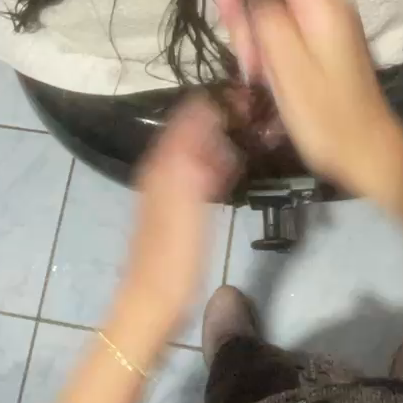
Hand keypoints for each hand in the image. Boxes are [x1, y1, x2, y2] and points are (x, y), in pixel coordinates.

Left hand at [114, 97, 240, 346]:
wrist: (151, 304)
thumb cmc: (174, 258)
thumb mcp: (188, 203)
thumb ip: (193, 157)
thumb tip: (205, 112)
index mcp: (163, 165)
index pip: (188, 116)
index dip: (214, 103)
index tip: (245, 97)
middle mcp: (160, 170)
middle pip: (189, 131)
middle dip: (218, 120)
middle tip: (251, 115)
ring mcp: (165, 190)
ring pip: (192, 152)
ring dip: (216, 142)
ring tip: (246, 137)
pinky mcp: (173, 210)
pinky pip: (194, 173)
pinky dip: (212, 166)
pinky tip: (228, 173)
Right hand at [210, 0, 402, 200]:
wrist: (365, 150)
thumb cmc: (326, 116)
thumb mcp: (288, 69)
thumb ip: (267, 19)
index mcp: (320, 0)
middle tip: (223, 14)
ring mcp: (322, 14)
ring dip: (246, 10)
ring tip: (243, 53)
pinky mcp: (316, 32)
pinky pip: (279, 11)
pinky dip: (258, 25)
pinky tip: (252, 54)